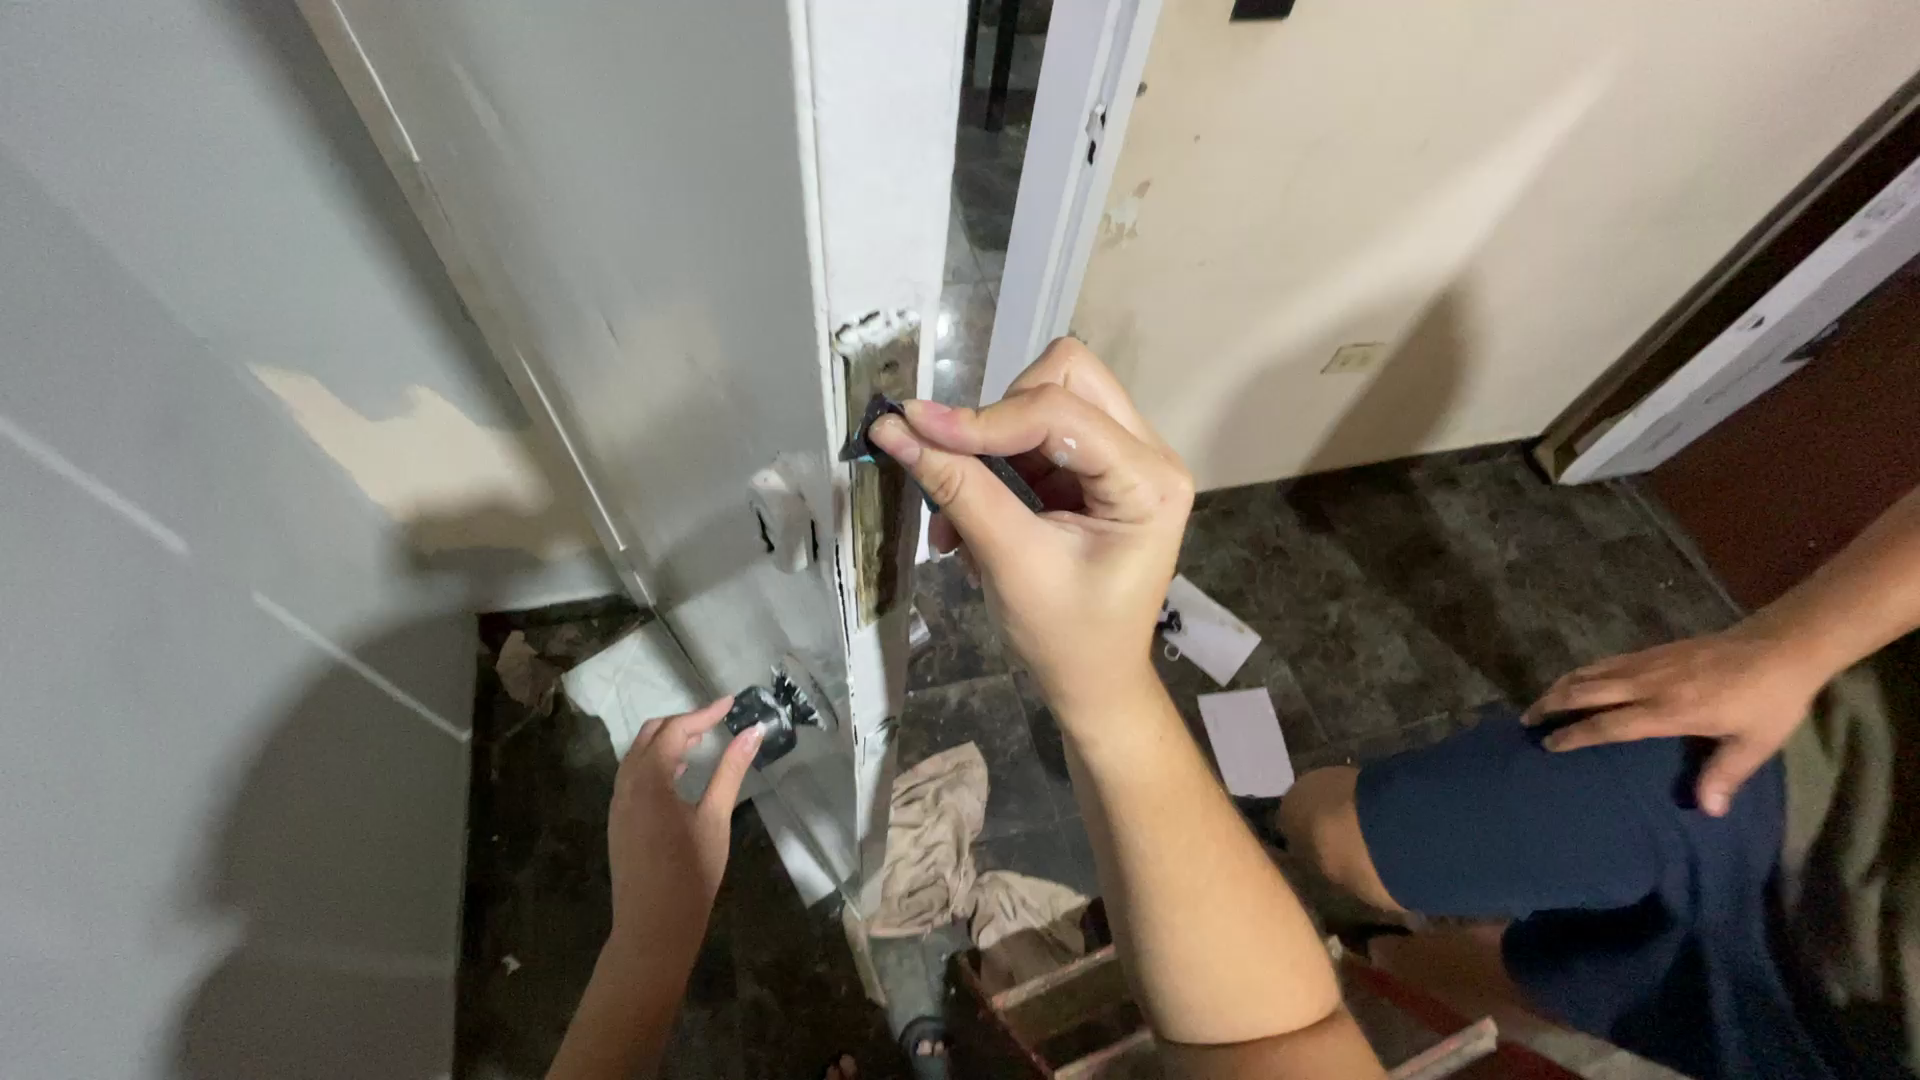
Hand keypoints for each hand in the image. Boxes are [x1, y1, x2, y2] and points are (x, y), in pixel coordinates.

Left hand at [605, 697, 759, 946]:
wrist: (654, 927)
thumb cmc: (691, 872)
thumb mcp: (716, 817)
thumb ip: (731, 769)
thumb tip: (753, 731)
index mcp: (649, 781)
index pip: (674, 731)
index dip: (703, 713)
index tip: (730, 703)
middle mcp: (626, 786)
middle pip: (650, 736)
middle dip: (682, 722)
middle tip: (716, 722)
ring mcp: (619, 805)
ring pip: (638, 755)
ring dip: (668, 741)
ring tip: (701, 741)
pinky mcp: (620, 821)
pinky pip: (634, 775)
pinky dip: (657, 762)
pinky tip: (680, 773)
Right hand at [869, 338, 1191, 718]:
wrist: (1093, 681)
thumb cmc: (1066, 638)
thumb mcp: (1010, 563)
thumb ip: (958, 490)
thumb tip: (895, 430)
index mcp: (1147, 481)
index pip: (1060, 411)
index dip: (982, 419)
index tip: (911, 428)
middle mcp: (1146, 454)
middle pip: (1066, 377)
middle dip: (999, 416)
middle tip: (958, 464)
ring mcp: (1121, 458)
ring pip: (1046, 398)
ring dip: (989, 448)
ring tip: (956, 519)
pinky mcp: (1092, 470)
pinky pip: (1034, 436)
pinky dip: (993, 468)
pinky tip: (969, 523)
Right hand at [1523, 626, 1828, 815]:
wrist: (1776, 649)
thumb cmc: (1769, 701)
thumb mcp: (1756, 743)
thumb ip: (1725, 774)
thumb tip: (1708, 811)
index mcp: (1667, 710)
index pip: (1606, 724)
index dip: (1574, 735)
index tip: (1549, 745)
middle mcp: (1643, 686)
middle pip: (1581, 693)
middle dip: (1549, 706)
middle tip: (1527, 720)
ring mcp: (1640, 665)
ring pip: (1584, 675)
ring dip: (1556, 688)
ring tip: (1540, 702)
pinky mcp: (1643, 653)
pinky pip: (1598, 664)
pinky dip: (1576, 675)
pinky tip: (1572, 683)